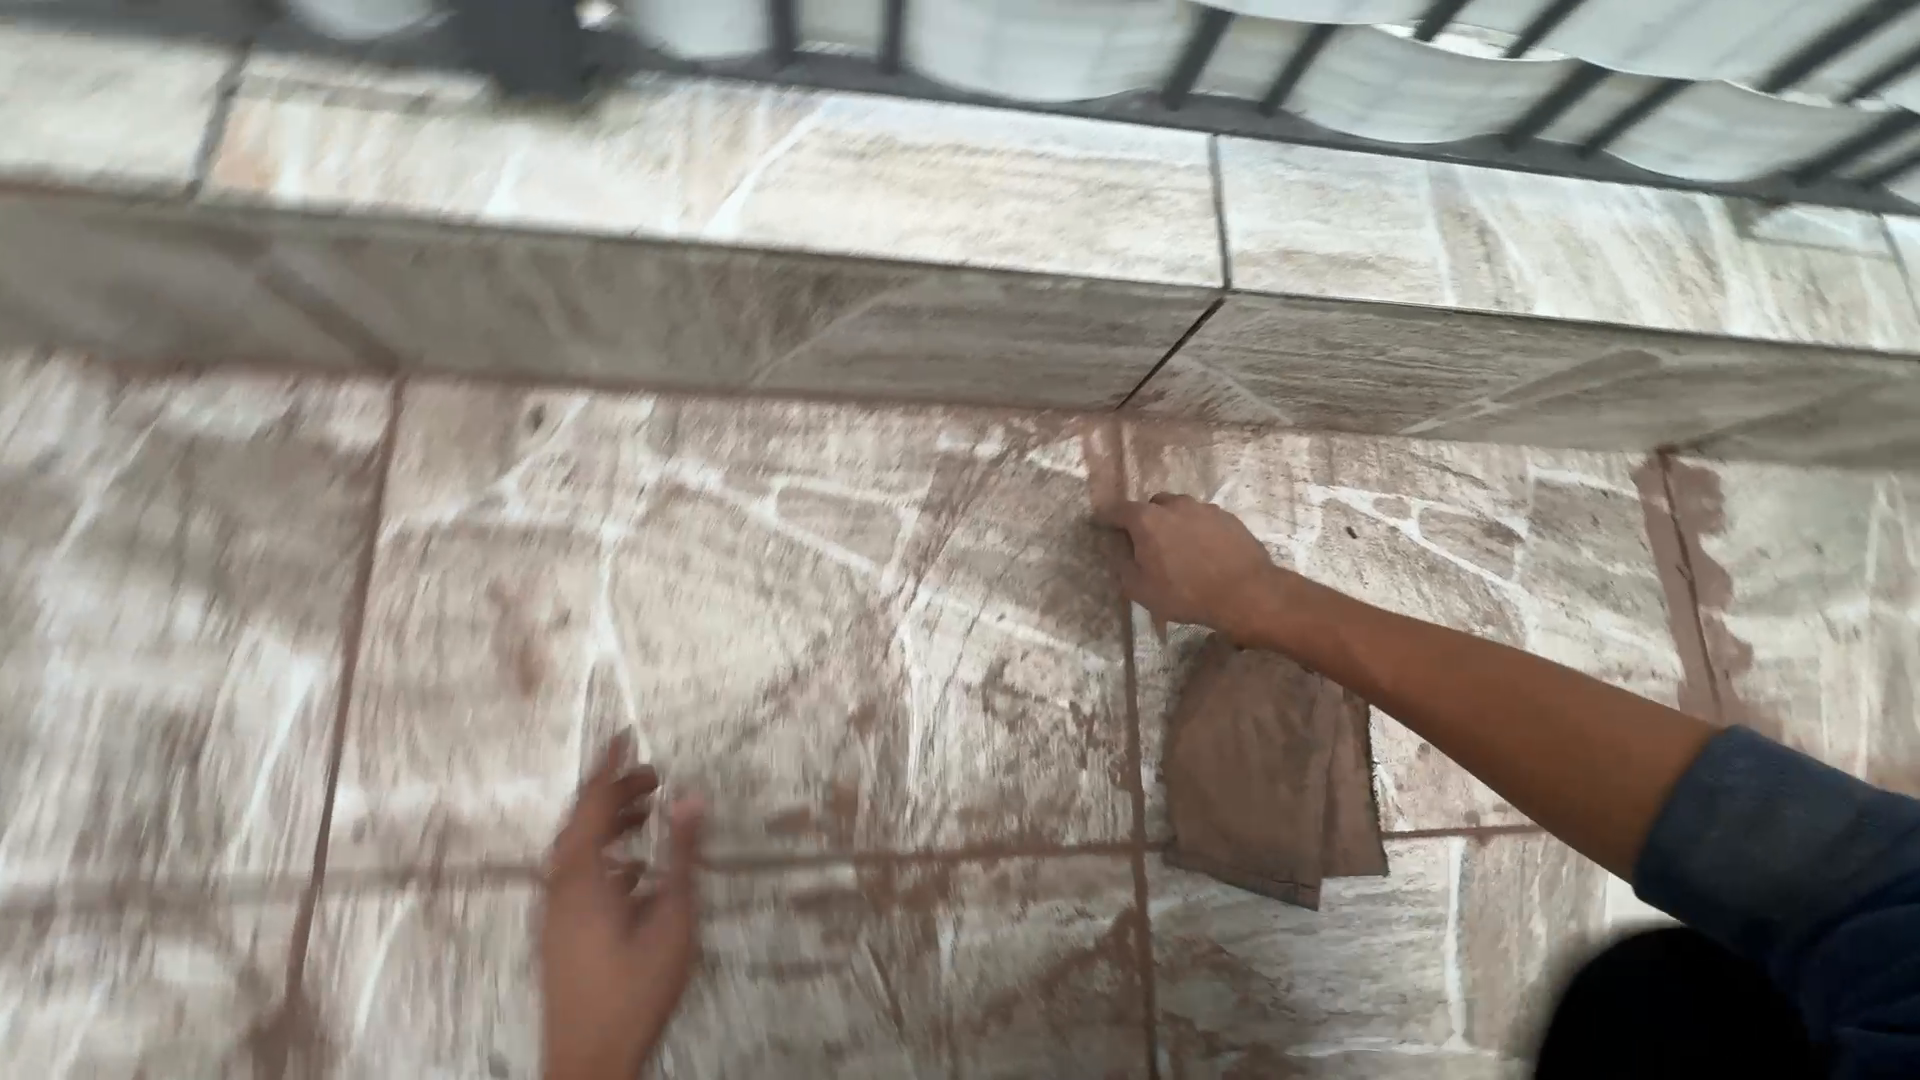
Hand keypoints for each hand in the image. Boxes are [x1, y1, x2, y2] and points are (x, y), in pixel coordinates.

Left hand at [541, 734, 704, 1079]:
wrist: (589, 1062)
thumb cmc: (635, 986)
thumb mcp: (672, 916)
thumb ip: (681, 853)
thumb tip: (691, 796)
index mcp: (581, 877)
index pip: (590, 805)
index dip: (608, 768)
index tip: (624, 735)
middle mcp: (560, 889)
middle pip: (579, 825)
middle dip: (614, 793)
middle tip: (653, 777)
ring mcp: (555, 916)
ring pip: (576, 852)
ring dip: (608, 824)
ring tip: (645, 813)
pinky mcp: (560, 936)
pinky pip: (577, 877)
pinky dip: (604, 856)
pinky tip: (635, 870)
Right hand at [1097, 493, 1289, 643]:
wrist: (1246, 593)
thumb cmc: (1185, 593)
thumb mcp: (1140, 590)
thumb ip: (1123, 565)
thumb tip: (1120, 551)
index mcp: (1147, 520)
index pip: (1118, 509)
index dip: (1108, 517)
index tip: (1103, 524)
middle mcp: (1175, 505)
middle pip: (1152, 505)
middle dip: (1145, 520)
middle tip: (1147, 543)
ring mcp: (1204, 508)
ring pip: (1180, 510)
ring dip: (1173, 523)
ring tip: (1179, 549)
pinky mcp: (1228, 518)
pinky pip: (1203, 519)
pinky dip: (1197, 530)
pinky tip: (1204, 552)